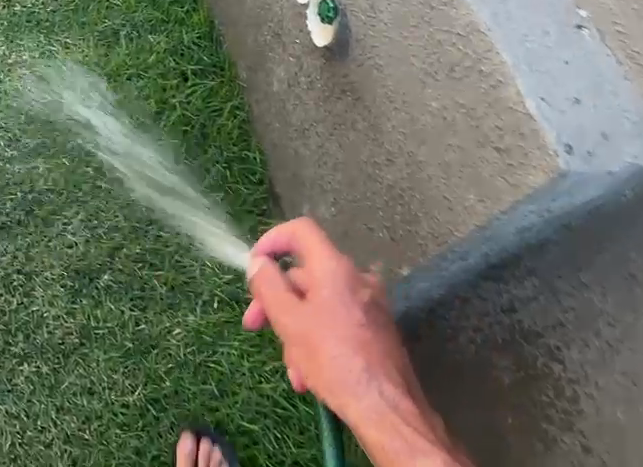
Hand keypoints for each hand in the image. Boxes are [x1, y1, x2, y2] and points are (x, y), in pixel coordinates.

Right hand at [244, 218, 470, 465]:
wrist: (388, 411)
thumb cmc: (334, 360)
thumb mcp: (288, 320)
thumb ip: (267, 284)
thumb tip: (258, 263)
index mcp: (335, 268)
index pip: (299, 230)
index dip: (271, 241)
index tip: (254, 266)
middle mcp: (356, 279)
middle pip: (304, 274)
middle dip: (276, 300)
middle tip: (254, 324)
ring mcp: (370, 306)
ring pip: (318, 304)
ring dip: (295, 329)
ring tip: (291, 366)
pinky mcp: (376, 331)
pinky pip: (336, 323)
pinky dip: (317, 340)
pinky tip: (308, 375)